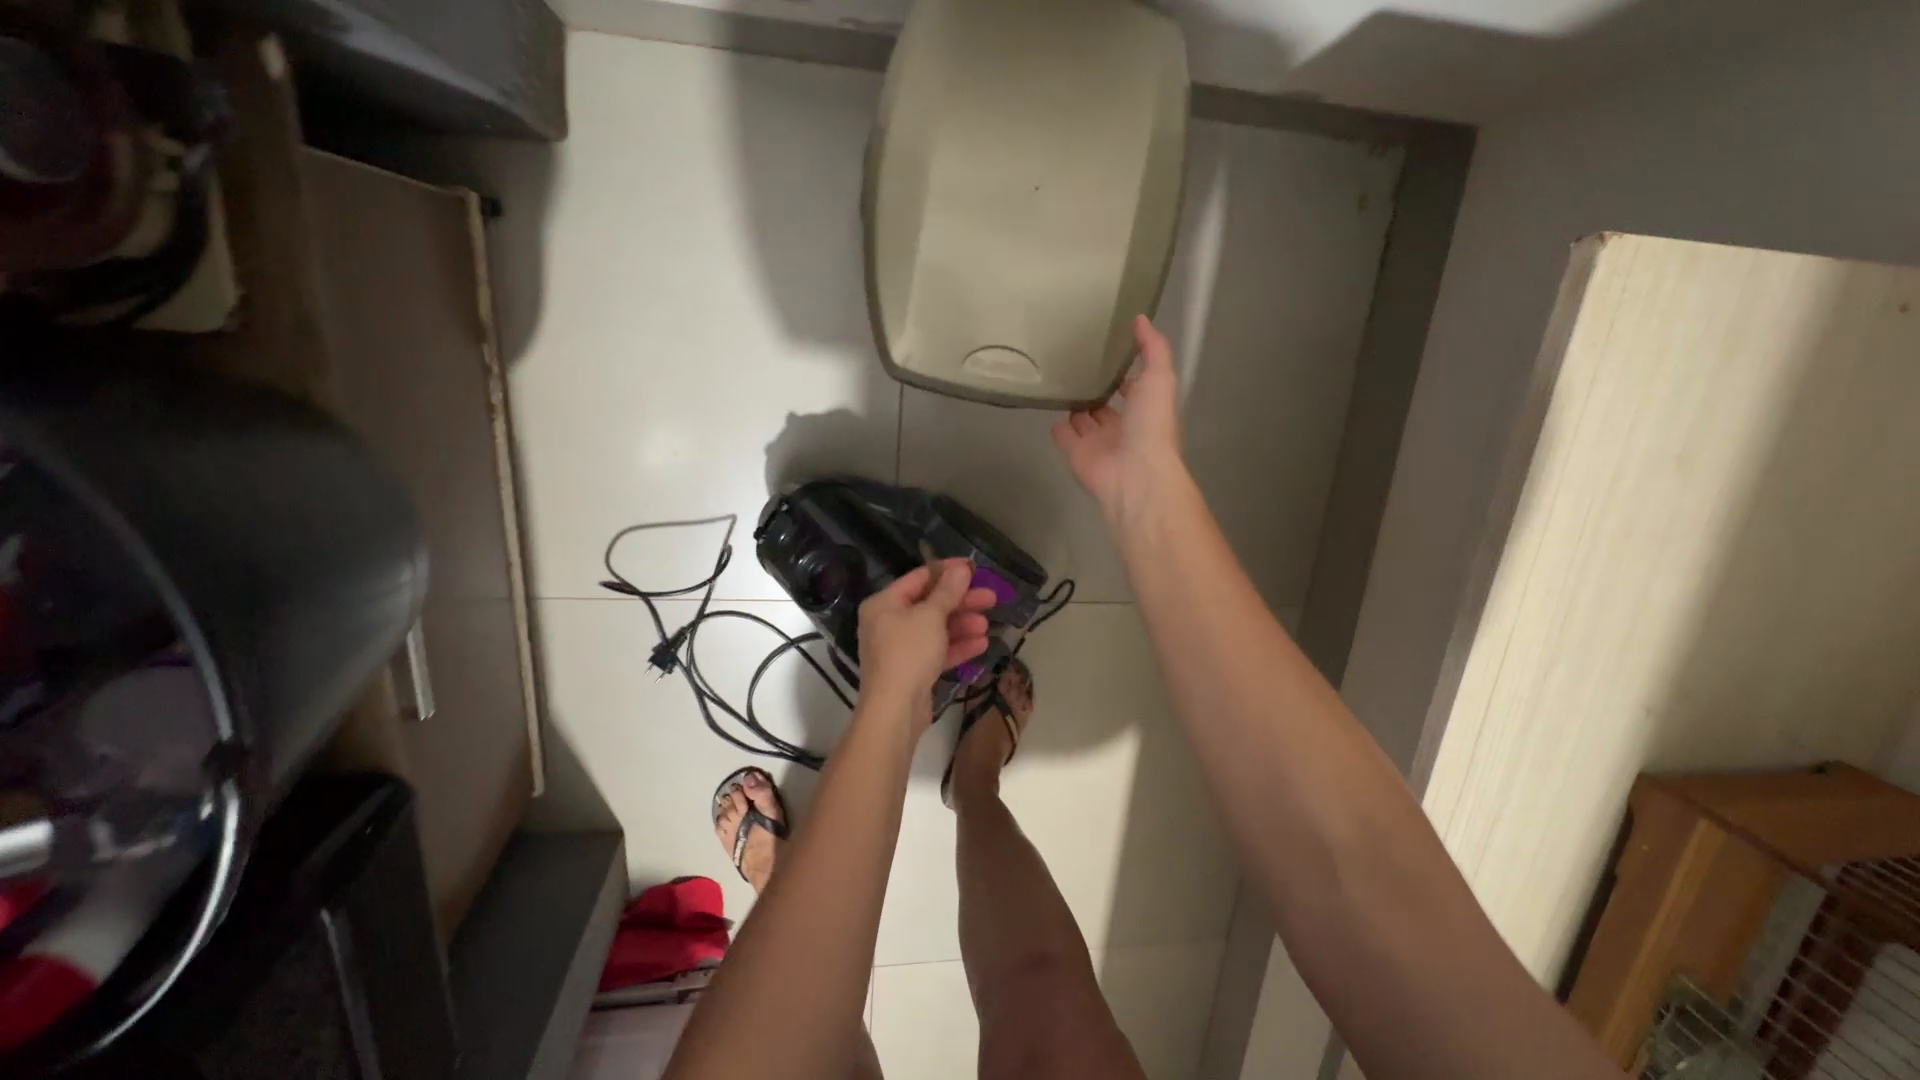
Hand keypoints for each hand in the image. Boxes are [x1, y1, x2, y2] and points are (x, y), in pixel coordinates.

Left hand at [857, 558, 997, 710]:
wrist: (895, 709)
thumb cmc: (908, 653)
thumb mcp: (930, 617)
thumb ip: (948, 592)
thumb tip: (961, 569)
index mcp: (884, 603)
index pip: (919, 578)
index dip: (947, 571)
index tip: (973, 568)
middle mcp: (888, 622)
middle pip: (930, 604)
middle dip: (961, 602)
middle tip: (991, 597)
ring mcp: (900, 648)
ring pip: (936, 629)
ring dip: (962, 625)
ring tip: (986, 624)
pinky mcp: (912, 670)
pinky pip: (937, 651)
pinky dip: (957, 646)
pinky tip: (982, 644)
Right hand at [1051, 315, 1184, 523]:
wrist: (1135, 475)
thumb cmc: (1151, 425)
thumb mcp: (1160, 378)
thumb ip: (1152, 349)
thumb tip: (1140, 319)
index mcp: (1146, 409)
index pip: (1135, 386)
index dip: (1126, 369)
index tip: (1109, 348)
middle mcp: (1123, 426)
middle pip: (1107, 405)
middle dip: (1098, 388)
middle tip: (1078, 365)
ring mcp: (1099, 442)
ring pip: (1085, 420)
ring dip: (1077, 407)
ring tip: (1061, 383)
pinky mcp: (1077, 455)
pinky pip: (1065, 438)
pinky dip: (1059, 428)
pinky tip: (1049, 410)